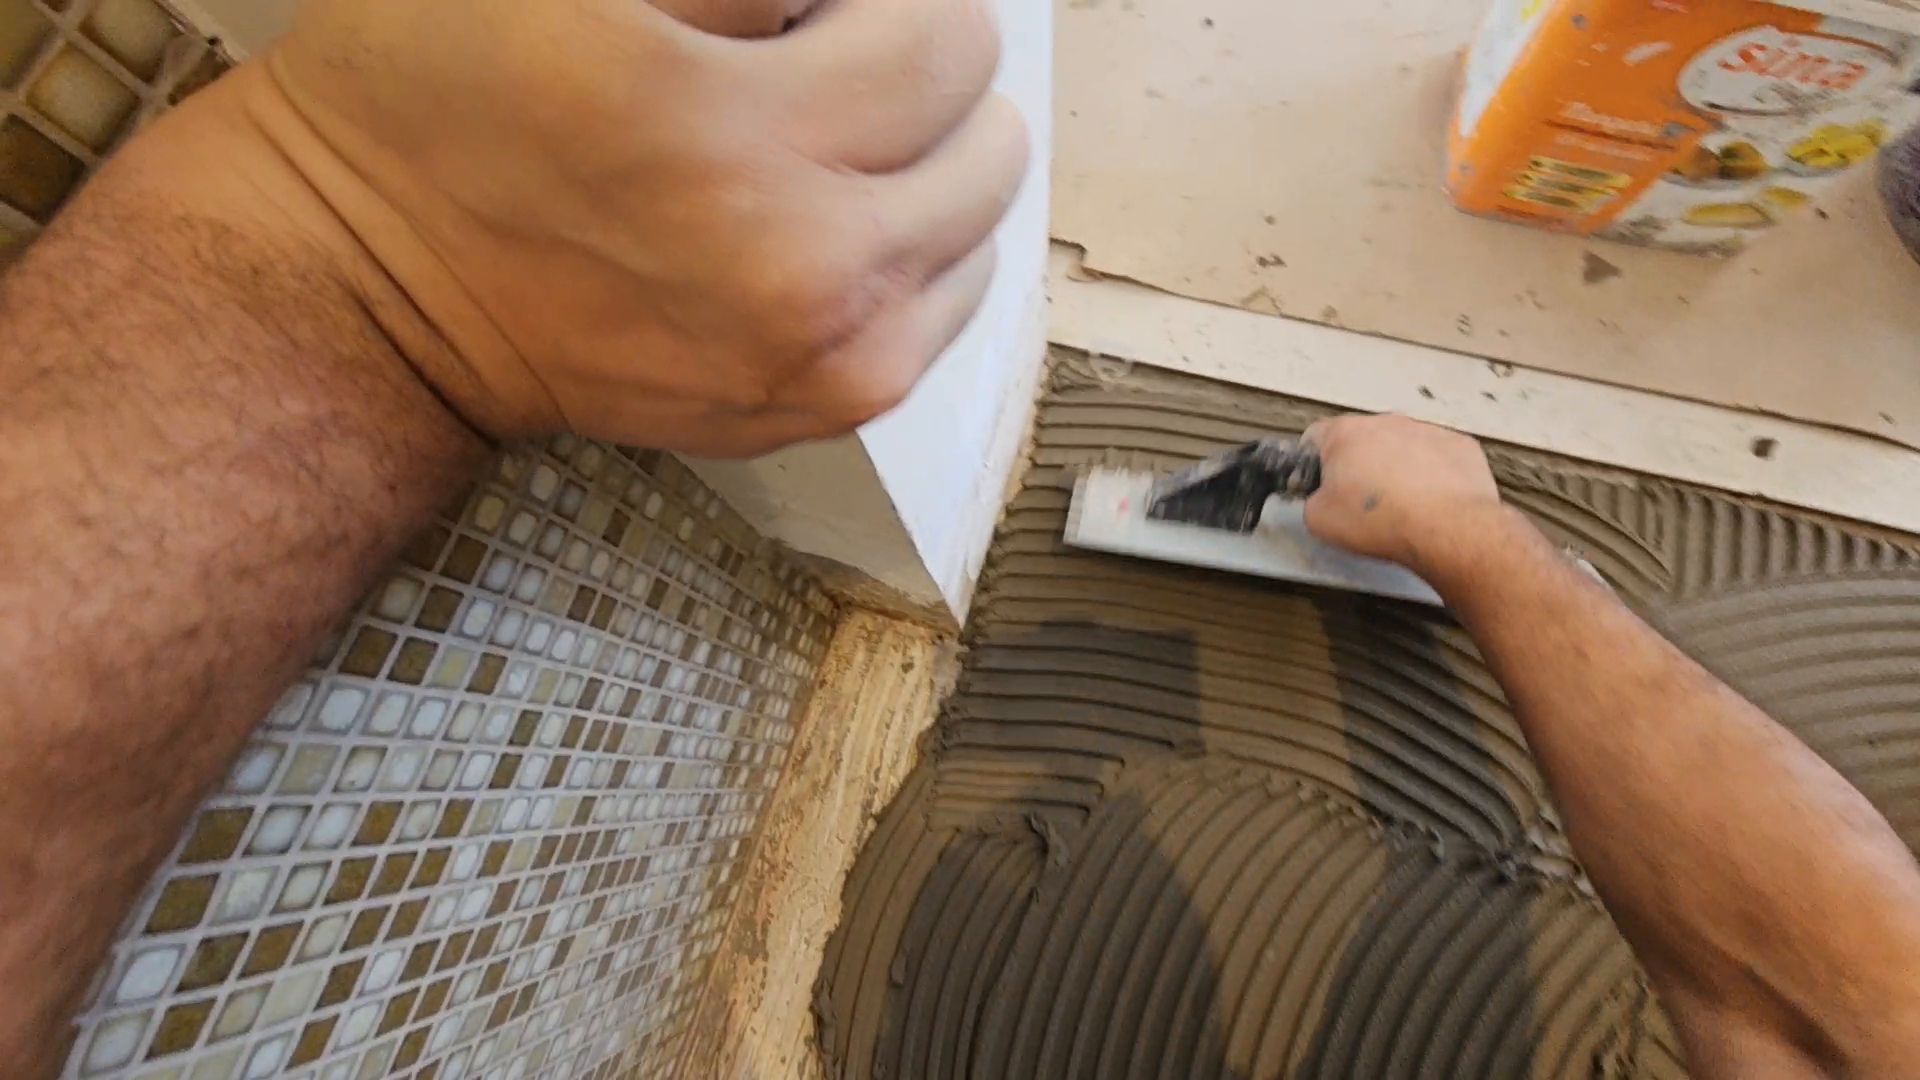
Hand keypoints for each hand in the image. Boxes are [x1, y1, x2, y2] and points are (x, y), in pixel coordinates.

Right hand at [255, 0, 1028, 455]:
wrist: (408, 307)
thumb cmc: (453, 116)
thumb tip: (861, 5)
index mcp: (728, 140)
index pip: (947, 42)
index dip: (897, 12)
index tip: (830, 23)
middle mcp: (811, 275)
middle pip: (991, 146)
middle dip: (927, 96)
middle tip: (831, 93)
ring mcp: (840, 362)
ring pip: (982, 232)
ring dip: (931, 181)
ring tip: (831, 170)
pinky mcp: (841, 408)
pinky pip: (950, 306)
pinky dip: (919, 258)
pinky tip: (839, 238)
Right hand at [1302, 415, 1502, 573]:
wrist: (1447, 528)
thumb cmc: (1377, 520)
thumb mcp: (1318, 519)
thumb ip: (1312, 499)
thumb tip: (1324, 497)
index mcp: (1344, 433)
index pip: (1314, 437)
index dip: (1313, 464)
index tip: (1321, 487)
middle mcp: (1385, 421)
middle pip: (1360, 438)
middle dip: (1356, 464)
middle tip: (1359, 500)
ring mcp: (1427, 429)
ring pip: (1399, 444)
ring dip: (1394, 466)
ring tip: (1400, 502)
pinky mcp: (1461, 444)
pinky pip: (1435, 454)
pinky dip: (1430, 472)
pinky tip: (1430, 499)